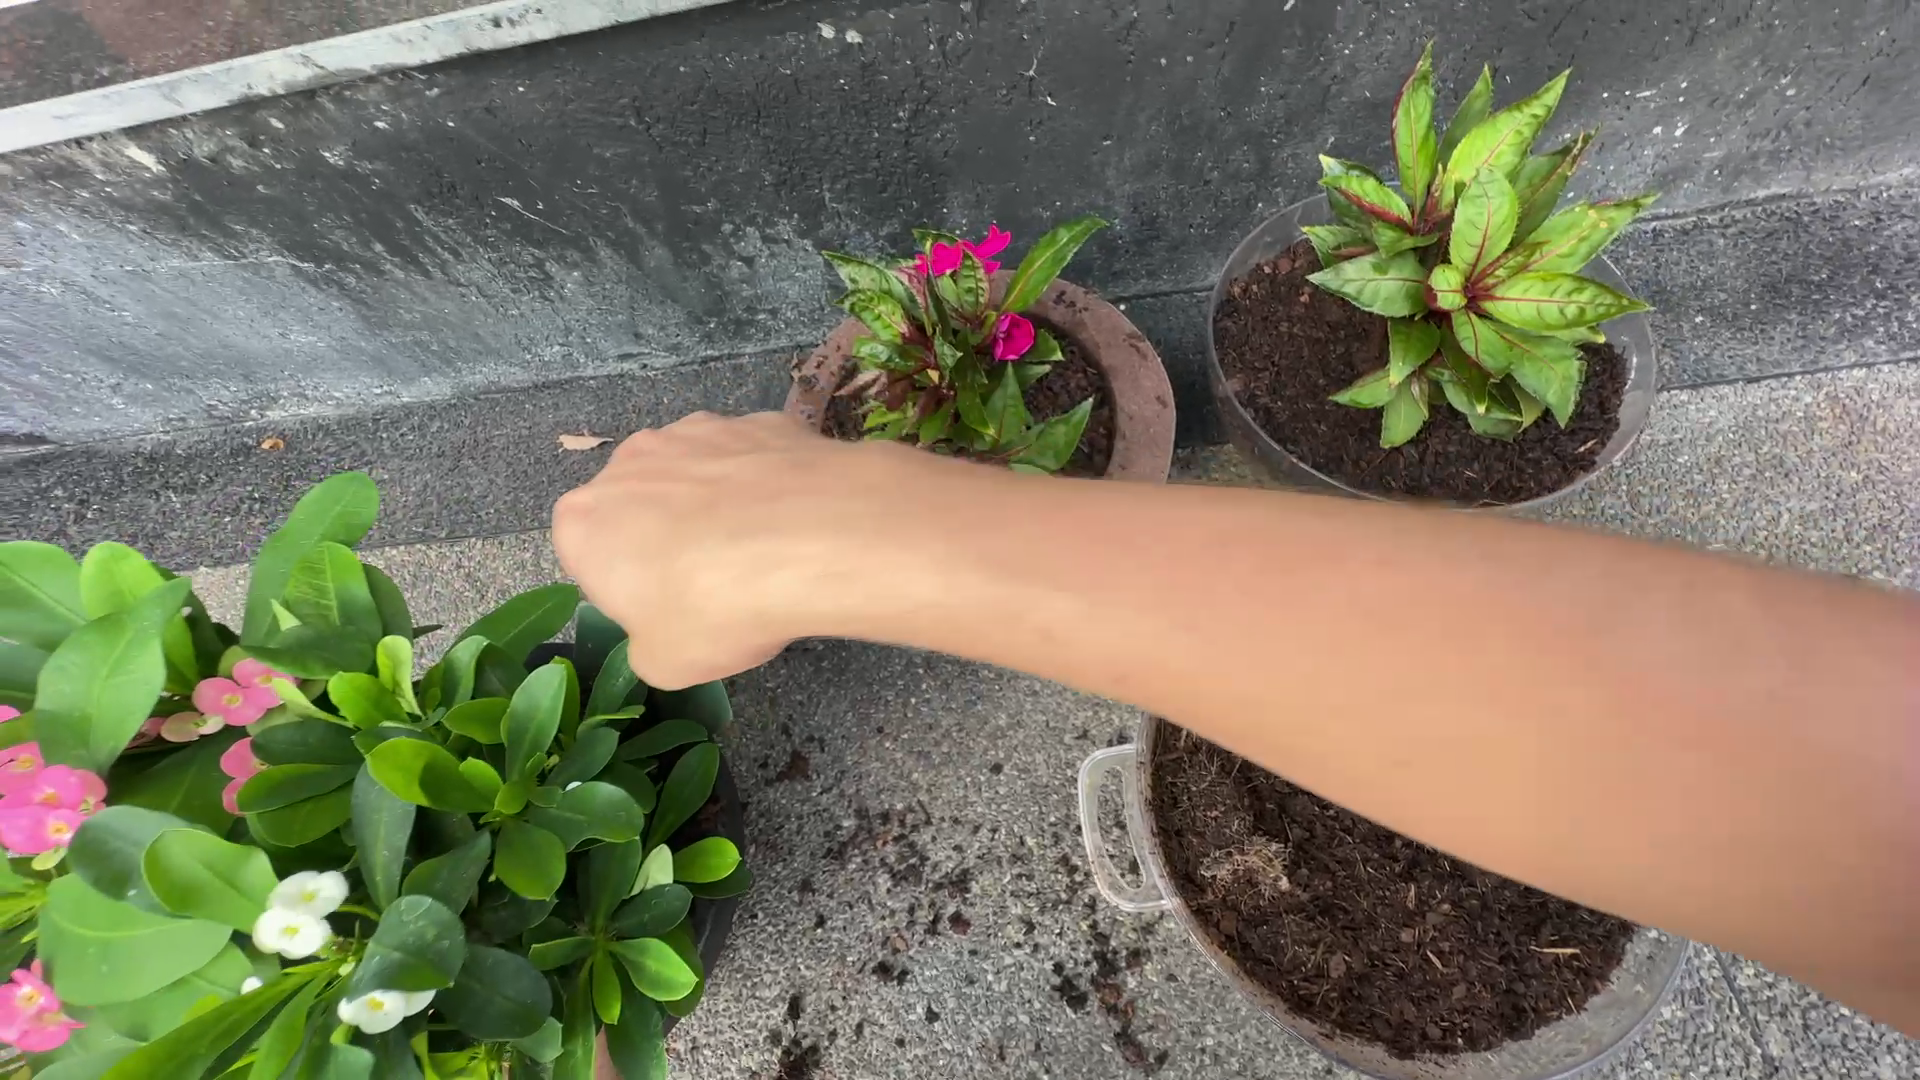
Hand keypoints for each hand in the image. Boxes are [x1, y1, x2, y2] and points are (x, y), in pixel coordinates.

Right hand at [551, 411, 927, 687]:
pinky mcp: (761, 421)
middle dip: (674, 538)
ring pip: (702, 475)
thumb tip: (664, 633)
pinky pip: (758, 459)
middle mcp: (633, 460)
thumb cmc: (719, 608)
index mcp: (586, 519)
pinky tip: (799, 517)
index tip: (672, 610)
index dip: (632, 590)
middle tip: (722, 582)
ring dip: (724, 505)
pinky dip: (771, 483)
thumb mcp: (667, 663)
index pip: (592, 559)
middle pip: (646, 506)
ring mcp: (701, 430)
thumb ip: (649, 644)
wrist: (815, 542)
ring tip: (769, 549)